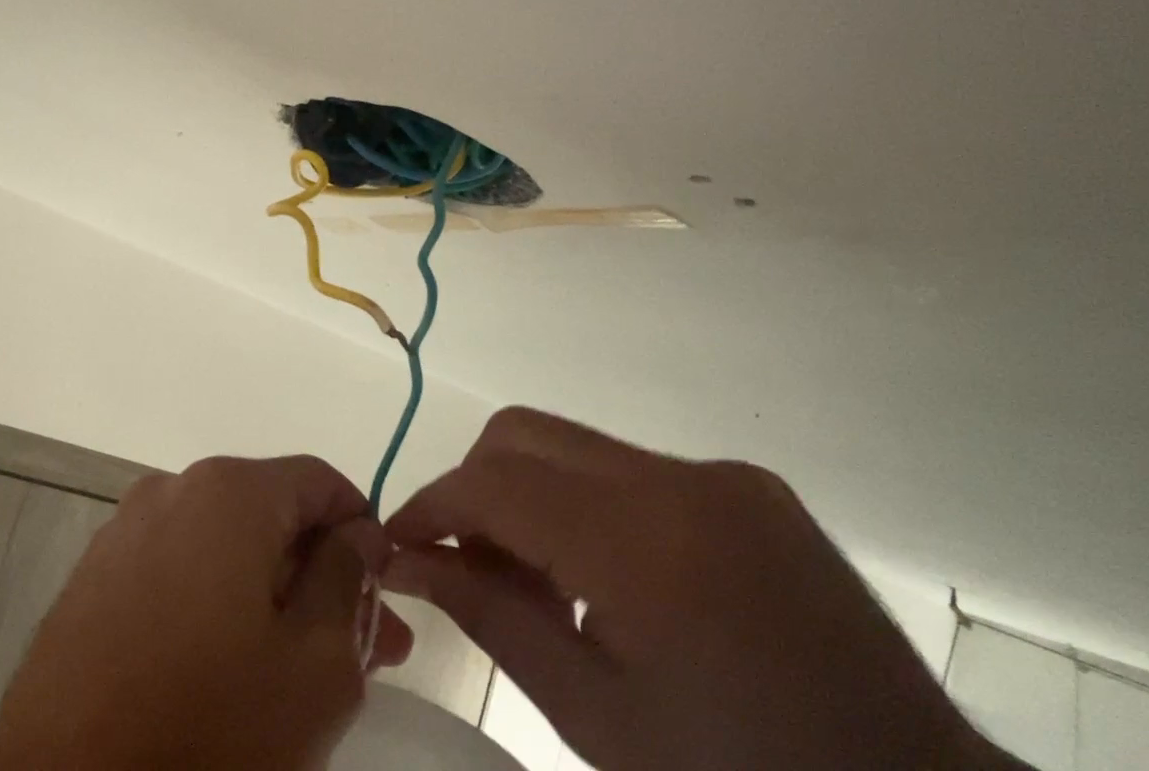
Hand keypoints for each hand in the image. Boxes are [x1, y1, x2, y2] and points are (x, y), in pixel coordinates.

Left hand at [0, 455, 412, 769]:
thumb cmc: (210, 721)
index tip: (383, 596)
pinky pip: (177, 573)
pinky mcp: (94, 579)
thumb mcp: (316, 662)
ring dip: (273, 596)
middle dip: (323, 577)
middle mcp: (169, 492)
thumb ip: (349, 582)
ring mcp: (123, 534)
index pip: (320, 482)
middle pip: (271, 517)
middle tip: (367, 651)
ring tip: (305, 667)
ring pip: (224, 550)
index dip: (363, 533)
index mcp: (228, 492)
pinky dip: (218, 604)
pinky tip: (234, 666)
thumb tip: (359, 535)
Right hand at [386, 406, 1026, 770]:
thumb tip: (404, 559)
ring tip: (536, 584)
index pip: (493, 484)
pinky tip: (603, 581)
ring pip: (573, 447)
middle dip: (471, 488)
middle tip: (463, 565)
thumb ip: (489, 615)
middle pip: (524, 435)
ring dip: (526, 496)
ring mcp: (726, 477)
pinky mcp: (752, 488)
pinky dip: (584, 505)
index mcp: (644, 544)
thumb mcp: (593, 712)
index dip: (428, 507)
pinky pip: (629, 470)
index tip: (396, 547)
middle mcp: (684, 482)